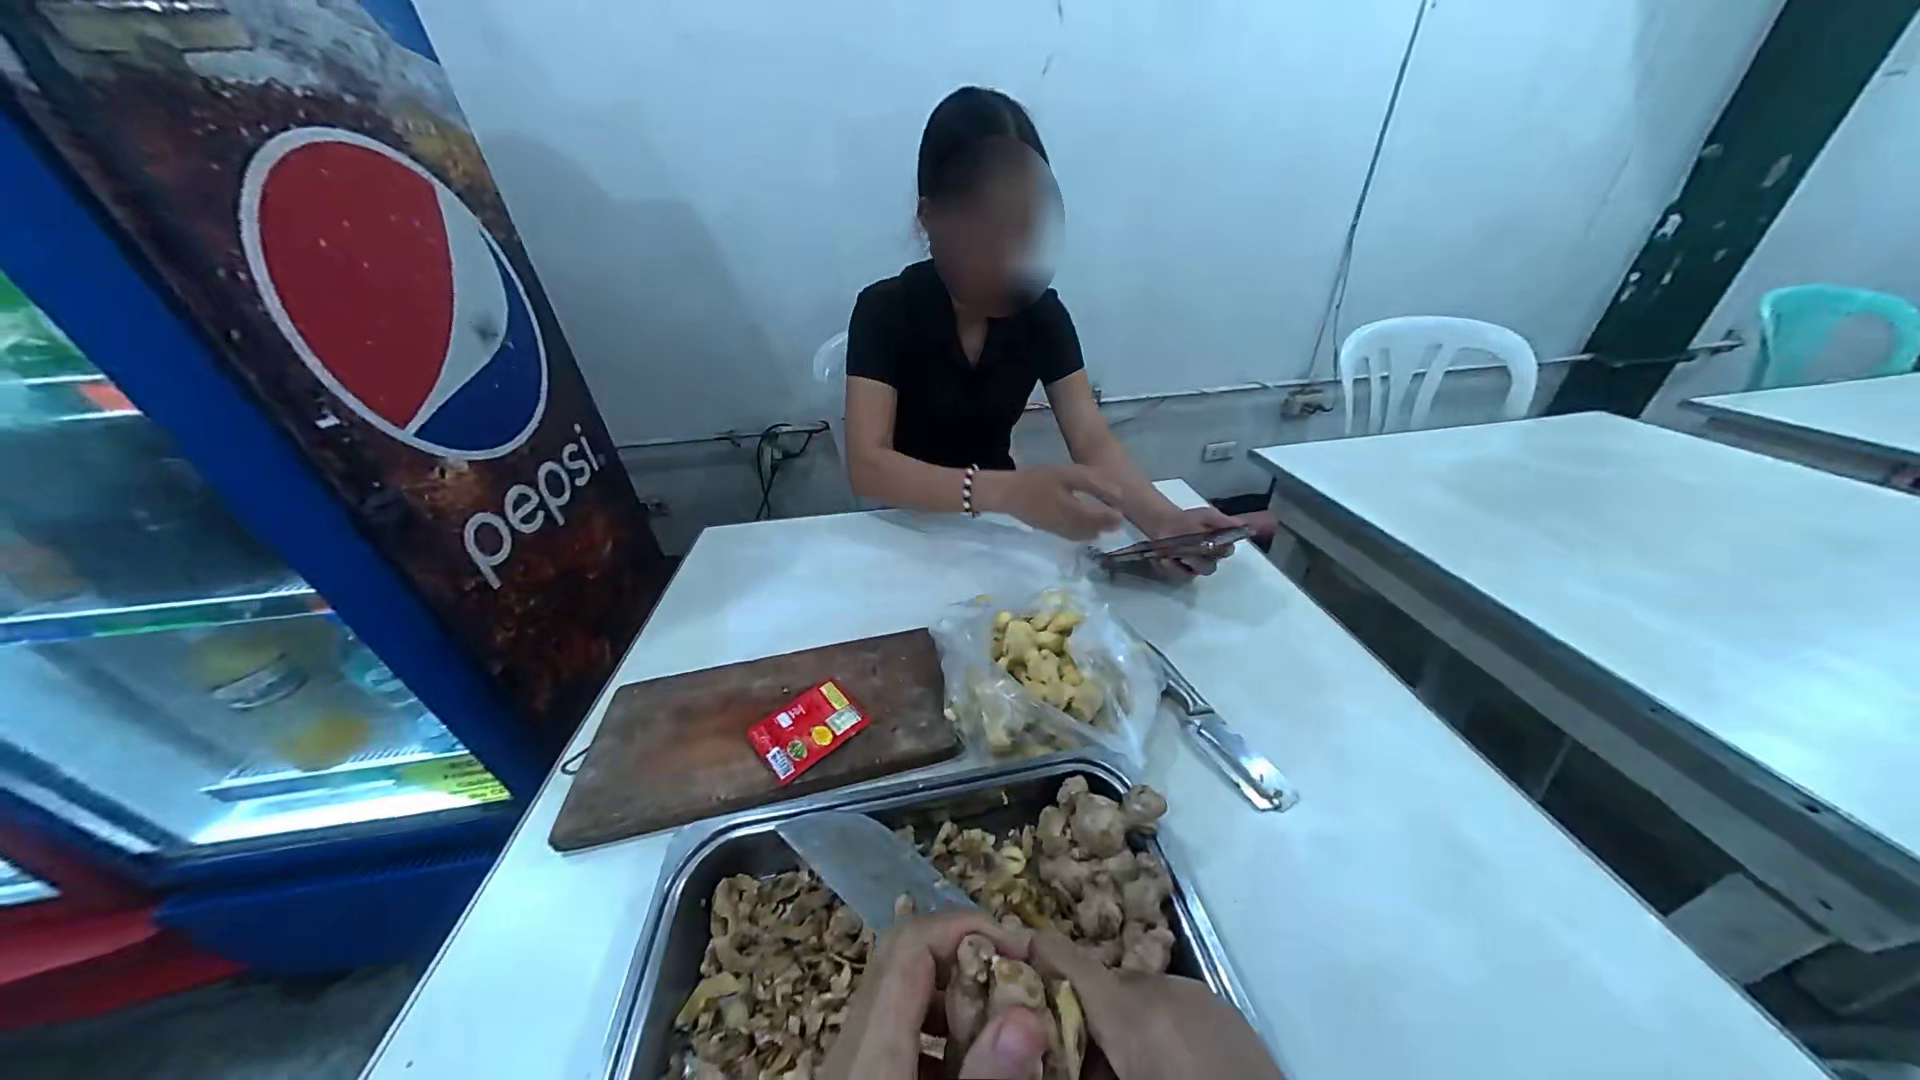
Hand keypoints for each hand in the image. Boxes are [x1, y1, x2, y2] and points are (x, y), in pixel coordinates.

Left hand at [820, 911, 1047, 1079]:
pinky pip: (897, 1029)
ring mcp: (850, 1058)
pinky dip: (937, 1029)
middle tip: (1015, 980)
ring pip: (901, 992)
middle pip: (905, 955)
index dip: (966, 927)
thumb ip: (984, 1075)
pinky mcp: (858, 1075)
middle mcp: (852, 1039)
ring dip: (953, 992)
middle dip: (965, 953)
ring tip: (1001, 1017)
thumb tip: (1029, 1015)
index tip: (1017, 951)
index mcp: (870, 1043)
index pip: (913, 940)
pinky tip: (968, 1062)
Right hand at [977, 465, 1123, 540]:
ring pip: (1085, 536)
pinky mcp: (1051, 531)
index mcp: (1075, 512)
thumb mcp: (1068, 475)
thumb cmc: (1039, 480)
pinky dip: (1084, 532)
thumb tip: (1119, 495)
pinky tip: (1085, 524)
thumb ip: (1094, 484)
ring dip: (1096, 530)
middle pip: (1095, 531)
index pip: (1102, 520)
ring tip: (1103, 519)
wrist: (1009, 494)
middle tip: (1116, 514)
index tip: (1121, 509)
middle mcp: (1070, 527)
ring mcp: (1059, 532)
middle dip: (1107, 525)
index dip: (1114, 517)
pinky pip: (1074, 537)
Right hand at [1032, 932, 1284, 1079]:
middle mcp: (1164, 984)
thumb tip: (1032, 1033)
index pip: (1061, 955)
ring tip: (1119, 1068)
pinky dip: (1154, 1028)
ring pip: (1134, 993)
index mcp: (1133, 1008)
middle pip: (1096, 981)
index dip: (1027, 955)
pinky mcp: (1227, 1012)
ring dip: (1118, 1023)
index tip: (1001, 967)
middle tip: (1069, 1057)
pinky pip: (1170, 1006)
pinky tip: (1161, 1068)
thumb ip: (1072, 1060)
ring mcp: (1200, 995)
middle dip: (1076, 1012)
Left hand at [1138, 504, 1273, 579]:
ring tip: (1169, 556)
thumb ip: (1222, 520)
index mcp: (1219, 546)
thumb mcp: (1205, 515)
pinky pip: (1178, 575)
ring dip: (1181, 565)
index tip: (1210, 543)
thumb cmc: (1188, 520)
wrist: (1165, 523)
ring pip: (1191, 574)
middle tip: (1186, 552)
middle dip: (1197, 560)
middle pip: (1209, 567)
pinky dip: (1171, 568)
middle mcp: (1209, 559)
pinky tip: (1163, 559)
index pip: (1226, 551)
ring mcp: (1194, 568)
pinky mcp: (1180, 572)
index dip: (1218, 549)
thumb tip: (1242, 524)